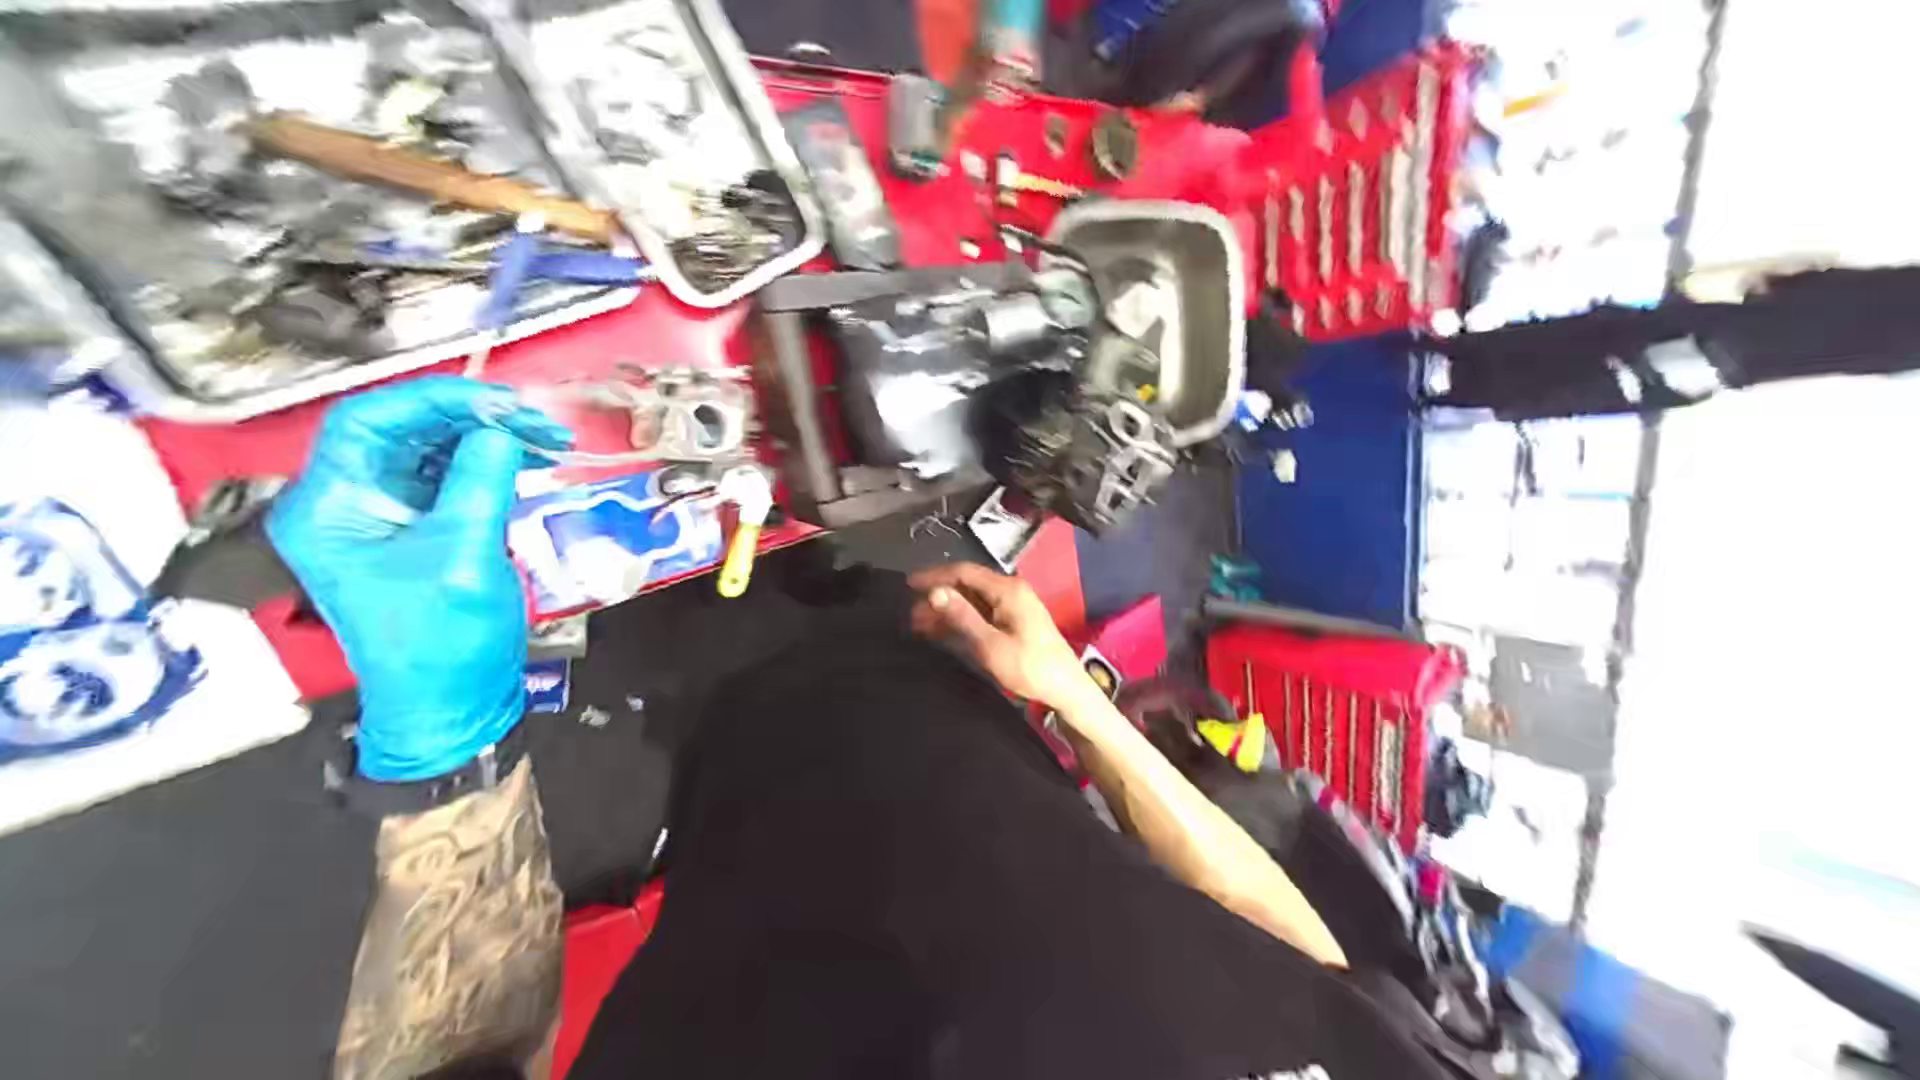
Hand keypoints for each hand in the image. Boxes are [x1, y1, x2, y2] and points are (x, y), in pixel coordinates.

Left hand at [266, 377, 573, 781]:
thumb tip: (503, 430)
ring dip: (490, 437)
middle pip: (403, 431)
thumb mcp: (462, 556)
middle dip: (472, 417)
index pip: (368, 422)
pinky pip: (454, 477)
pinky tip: (531, 459)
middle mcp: (352, 501)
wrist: (454, 700)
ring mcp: (389, 515)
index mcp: (332, 507)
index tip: (502, 401)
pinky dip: (494, 463)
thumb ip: (478, 485)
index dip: (435, 400)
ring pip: (434, 450)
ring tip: (547, 437)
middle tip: (538, 420)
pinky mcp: (426, 529)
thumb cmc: (444, 637)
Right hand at [909, 562, 1092, 710]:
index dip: (934, 576)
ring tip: (920, 625)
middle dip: (938, 597)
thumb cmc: (1030, 667)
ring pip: (972, 599)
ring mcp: (1013, 605)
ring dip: (947, 610)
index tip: (908, 585)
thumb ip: (962, 616)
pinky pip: (981, 612)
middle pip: (967, 585)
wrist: (1066, 689)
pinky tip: (942, 631)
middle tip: (911, 614)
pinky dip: (961, 619)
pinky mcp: (1014, 620)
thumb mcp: (990, 644)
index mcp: (1007, 589)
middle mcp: (1010, 590)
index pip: (963, 572)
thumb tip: (935, 592)